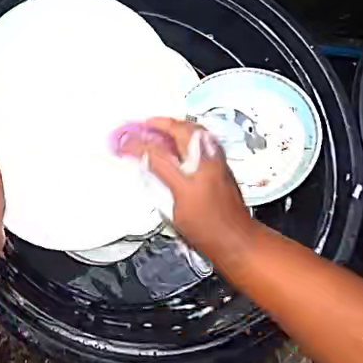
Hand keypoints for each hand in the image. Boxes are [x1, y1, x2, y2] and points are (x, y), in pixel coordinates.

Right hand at [112, 116, 255, 252]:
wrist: (237, 239)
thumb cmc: (207, 230)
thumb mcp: (174, 211)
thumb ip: (160, 184)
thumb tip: (148, 166)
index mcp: (189, 178)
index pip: (157, 154)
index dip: (138, 145)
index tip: (125, 143)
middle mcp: (205, 164)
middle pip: (181, 131)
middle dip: (161, 124)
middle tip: (145, 124)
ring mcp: (217, 161)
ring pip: (196, 131)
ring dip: (177, 125)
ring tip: (161, 126)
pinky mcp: (223, 164)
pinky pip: (204, 138)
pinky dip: (190, 132)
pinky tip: (181, 138)